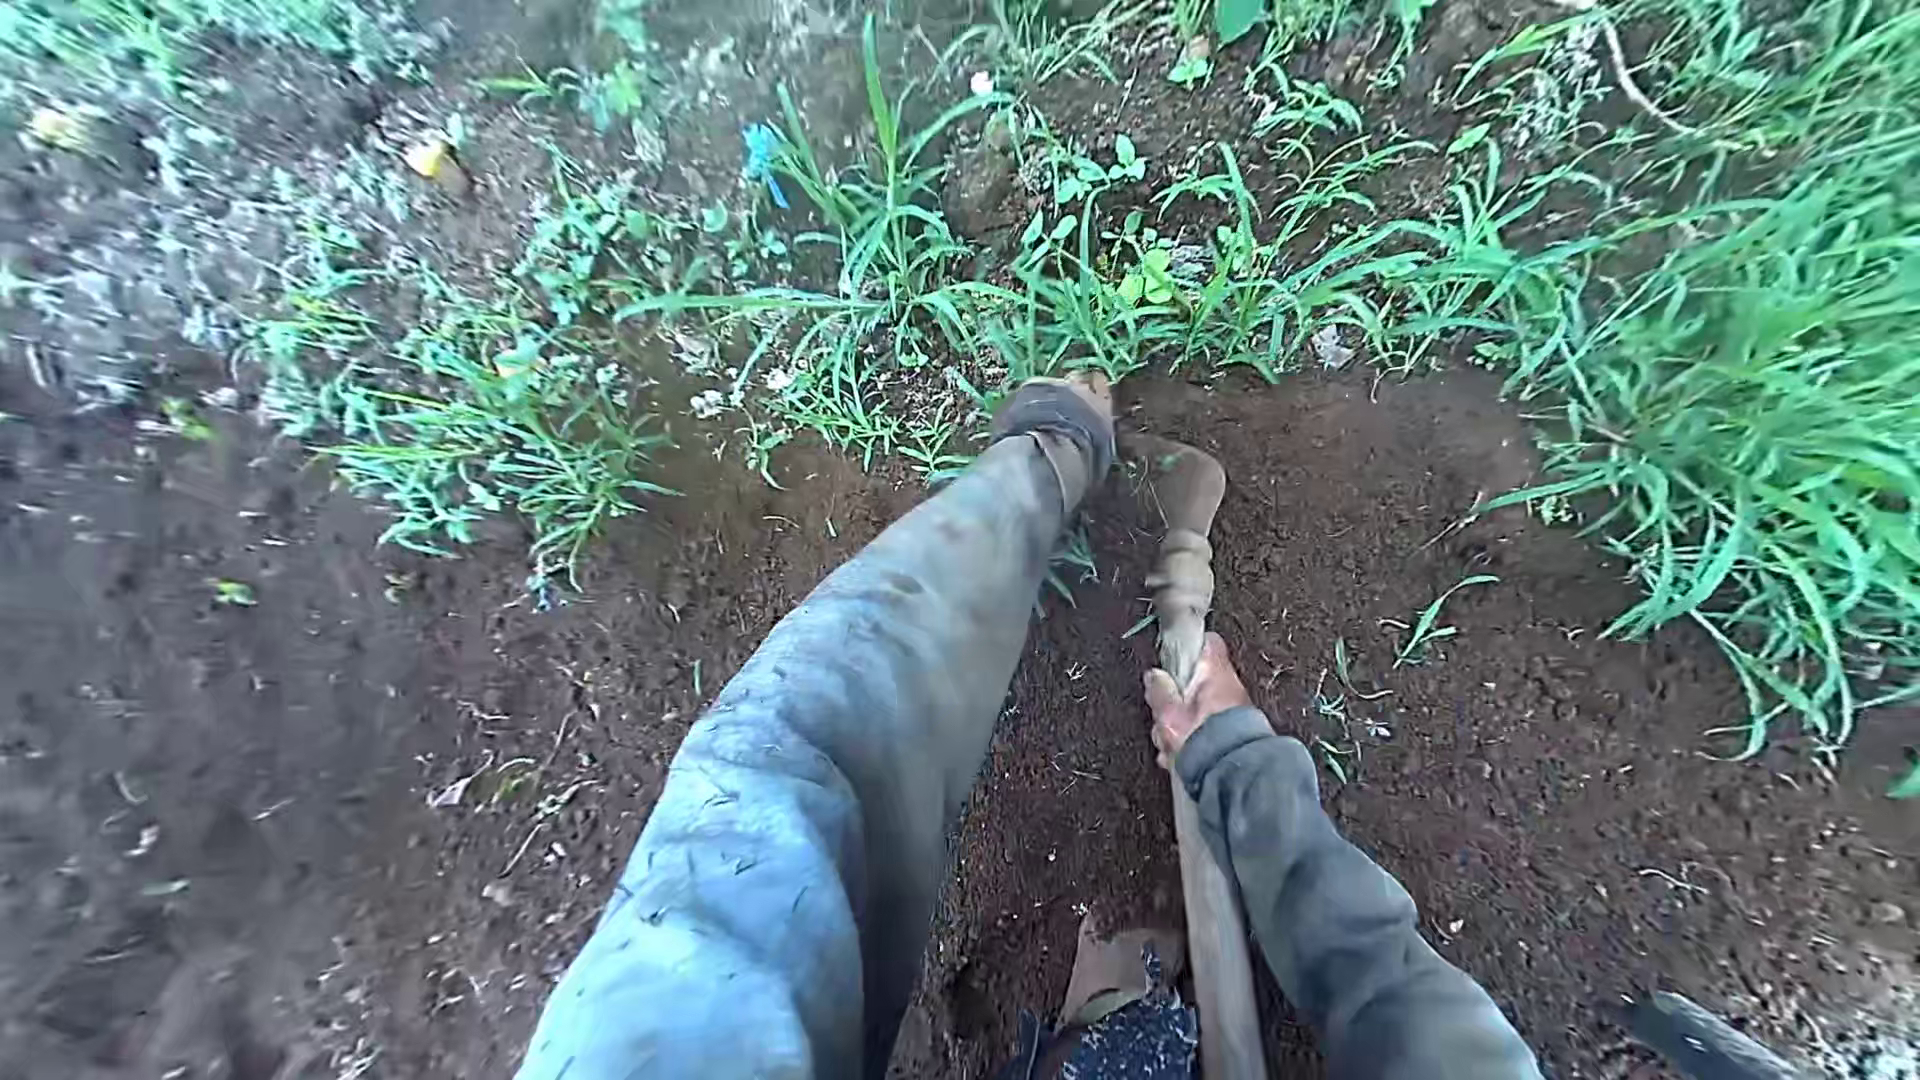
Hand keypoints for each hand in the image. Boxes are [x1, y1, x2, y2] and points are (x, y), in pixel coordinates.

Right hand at [1143, 632, 1253, 768]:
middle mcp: (1230, 688)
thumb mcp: (1168, 713)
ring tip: (1170, 741)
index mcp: (1215, 673)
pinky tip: (1179, 754)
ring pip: (1198, 707)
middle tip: (1162, 711)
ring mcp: (1234, 712)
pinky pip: (1206, 728)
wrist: (1235, 777)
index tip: (1172, 654)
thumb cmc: (1205, 741)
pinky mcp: (1234, 734)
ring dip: (1180, 722)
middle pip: (1195, 680)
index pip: (1207, 642)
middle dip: (1175, 696)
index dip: (1188, 645)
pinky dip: (1191, 738)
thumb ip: (1159, 690)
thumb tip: (1154, 676)